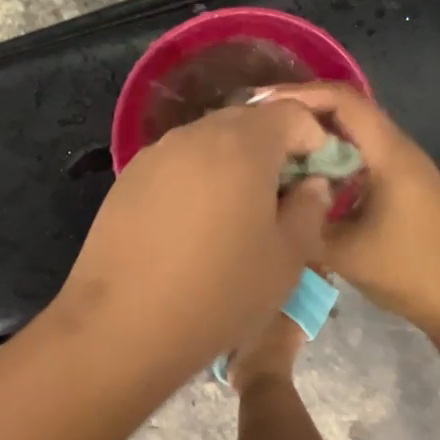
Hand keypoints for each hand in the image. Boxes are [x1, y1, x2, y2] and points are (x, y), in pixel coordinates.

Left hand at [58, 100, 336, 367]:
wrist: (121, 326)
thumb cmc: (219, 293)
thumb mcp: (286, 260)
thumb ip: (309, 209)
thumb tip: (311, 183)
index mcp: (242, 144)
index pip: (291, 112)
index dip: (313, 139)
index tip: (318, 179)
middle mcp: (195, 135)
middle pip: (246, 122)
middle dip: (272, 151)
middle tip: (280, 200)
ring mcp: (154, 155)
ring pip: (207, 143)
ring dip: (231, 166)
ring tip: (236, 217)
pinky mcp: (126, 180)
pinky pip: (175, 166)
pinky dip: (195, 182)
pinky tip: (192, 228)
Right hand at [259, 83, 439, 330]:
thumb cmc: (405, 271)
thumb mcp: (340, 250)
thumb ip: (302, 216)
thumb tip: (267, 193)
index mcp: (390, 154)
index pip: (343, 101)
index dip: (300, 95)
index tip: (260, 105)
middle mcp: (399, 148)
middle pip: (348, 108)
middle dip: (302, 109)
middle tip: (258, 122)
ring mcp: (404, 163)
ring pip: (354, 129)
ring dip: (316, 130)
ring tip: (273, 142)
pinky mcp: (402, 180)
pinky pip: (361, 150)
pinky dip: (330, 151)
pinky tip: (304, 170)